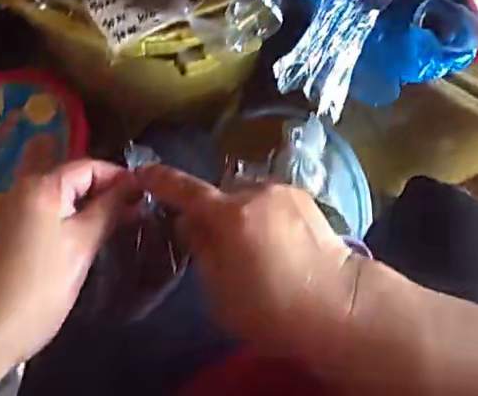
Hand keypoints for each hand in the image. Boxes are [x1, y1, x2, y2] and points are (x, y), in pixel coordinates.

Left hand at [0, 161, 138, 394]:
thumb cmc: (33, 291)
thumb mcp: (80, 248)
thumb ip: (108, 210)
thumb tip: (134, 186)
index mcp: (42, 186)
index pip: (90, 165)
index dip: (120, 178)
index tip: (142, 197)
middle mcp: (20, 192)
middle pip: (68, 175)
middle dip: (98, 186)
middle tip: (123, 207)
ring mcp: (5, 216)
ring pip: (53, 196)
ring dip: (81, 203)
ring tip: (105, 224)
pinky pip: (39, 214)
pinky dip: (61, 218)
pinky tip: (73, 240)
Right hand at [133, 164, 367, 365]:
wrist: (334, 301)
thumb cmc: (270, 306)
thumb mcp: (220, 292)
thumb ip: (201, 250)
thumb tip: (189, 222)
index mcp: (230, 215)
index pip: (188, 190)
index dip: (163, 181)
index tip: (144, 170)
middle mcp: (256, 191)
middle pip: (223, 196)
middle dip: (215, 214)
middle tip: (218, 248)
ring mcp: (283, 189)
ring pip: (249, 197)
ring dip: (243, 215)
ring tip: (254, 250)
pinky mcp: (305, 196)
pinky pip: (272, 201)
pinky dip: (265, 216)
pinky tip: (277, 244)